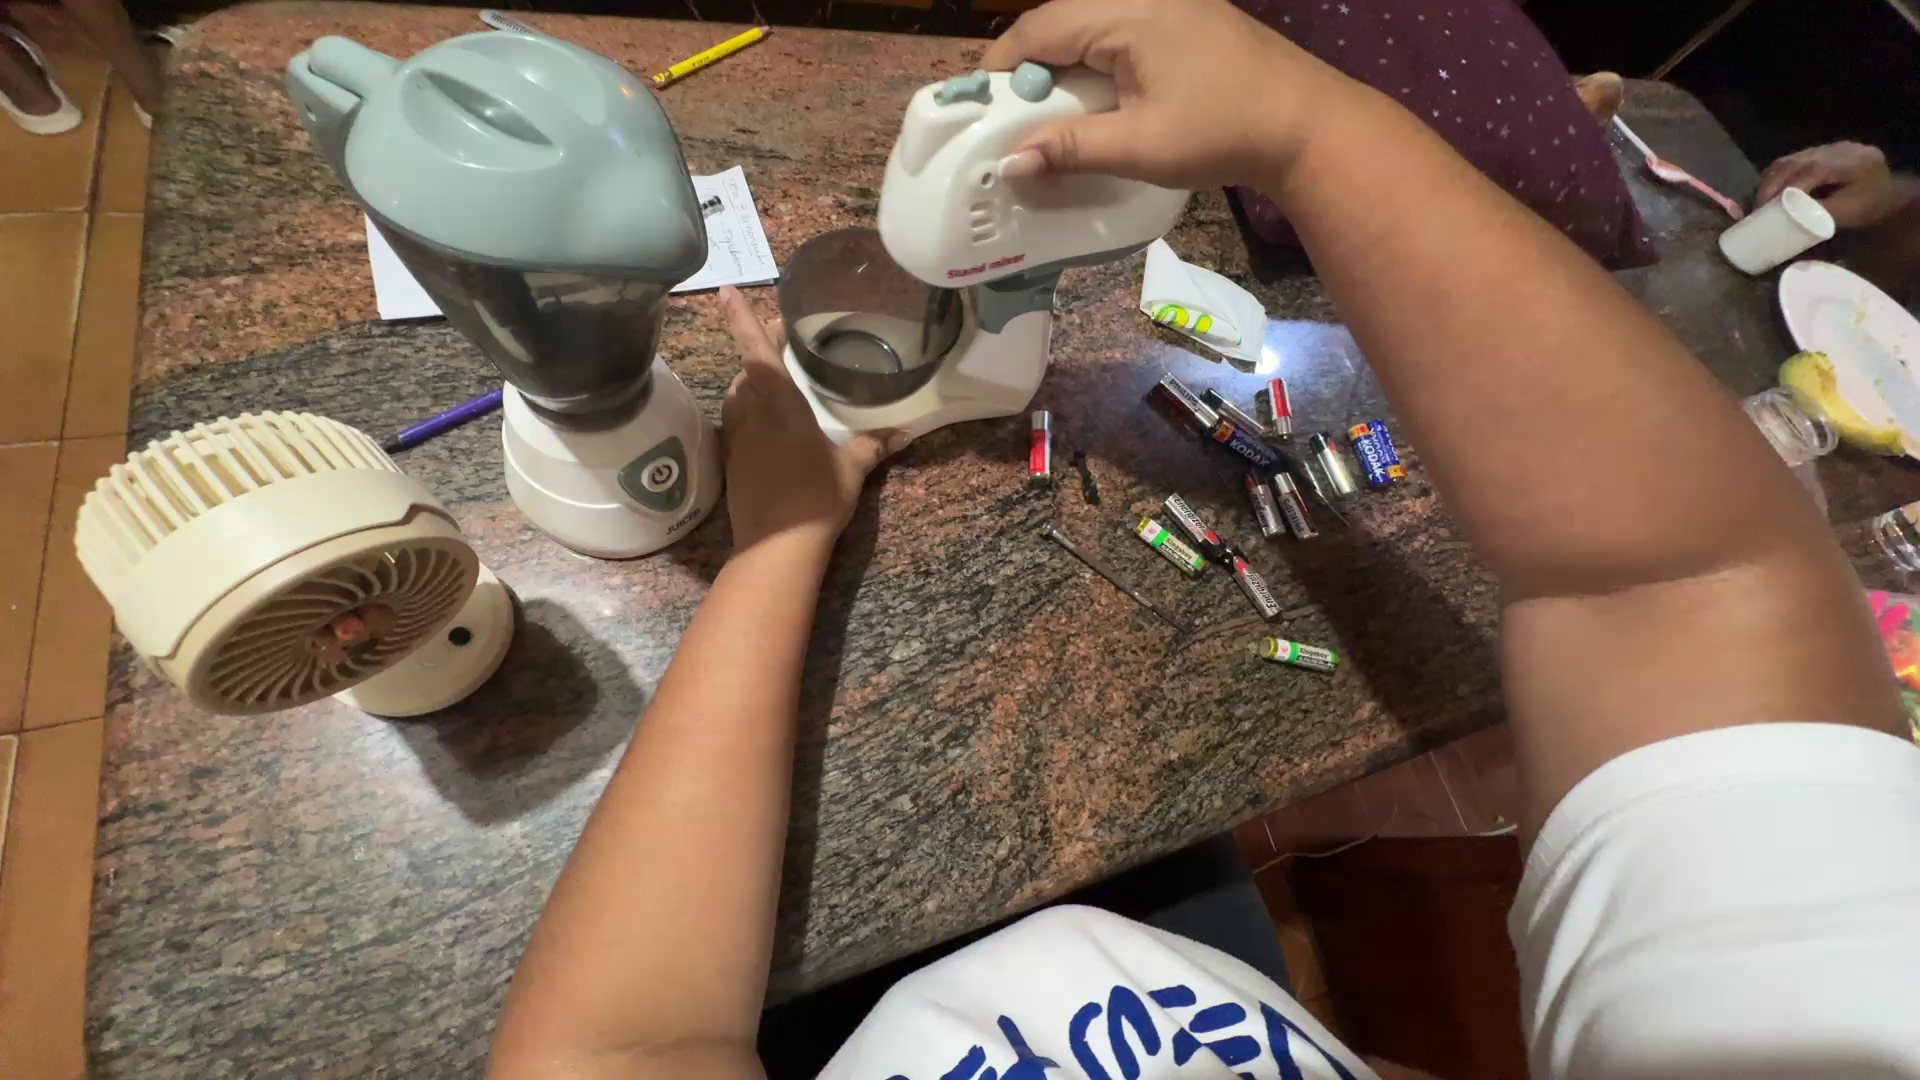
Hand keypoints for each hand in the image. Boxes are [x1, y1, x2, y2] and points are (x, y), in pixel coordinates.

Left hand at [717, 286, 905, 555]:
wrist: (776, 547)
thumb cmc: (817, 499)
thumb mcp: (852, 469)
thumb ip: (874, 446)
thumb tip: (905, 433)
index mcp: (780, 405)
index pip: (755, 351)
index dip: (740, 318)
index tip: (725, 289)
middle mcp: (751, 413)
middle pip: (747, 368)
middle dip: (759, 347)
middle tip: (781, 338)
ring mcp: (737, 437)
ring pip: (738, 394)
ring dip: (752, 379)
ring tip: (775, 377)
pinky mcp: (730, 459)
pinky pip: (736, 420)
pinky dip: (747, 408)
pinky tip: (765, 420)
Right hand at [983, 0, 1354, 188]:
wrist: (1302, 124)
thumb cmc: (1219, 131)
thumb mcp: (1138, 146)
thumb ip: (1070, 149)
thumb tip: (1010, 163)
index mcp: (1127, 12)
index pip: (1041, 26)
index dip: (1003, 65)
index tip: (978, 106)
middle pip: (1062, 21)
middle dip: (1027, 69)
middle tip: (1007, 119)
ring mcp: (1166, 7)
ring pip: (1089, 28)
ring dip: (1059, 70)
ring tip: (1041, 118)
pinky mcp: (1181, 25)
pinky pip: (1117, 36)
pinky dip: (1090, 69)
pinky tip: (1087, 104)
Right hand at [1755, 142, 1911, 228]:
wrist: (1885, 196)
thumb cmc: (1864, 209)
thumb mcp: (1842, 214)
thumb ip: (1811, 211)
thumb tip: (1775, 213)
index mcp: (1854, 162)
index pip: (1811, 170)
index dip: (1783, 189)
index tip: (1764, 210)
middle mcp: (1841, 149)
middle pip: (1794, 163)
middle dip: (1769, 186)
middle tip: (1756, 209)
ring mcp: (1830, 148)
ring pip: (1787, 161)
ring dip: (1767, 182)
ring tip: (1761, 202)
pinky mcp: (1819, 152)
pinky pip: (1789, 162)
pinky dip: (1773, 178)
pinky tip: (1771, 192)